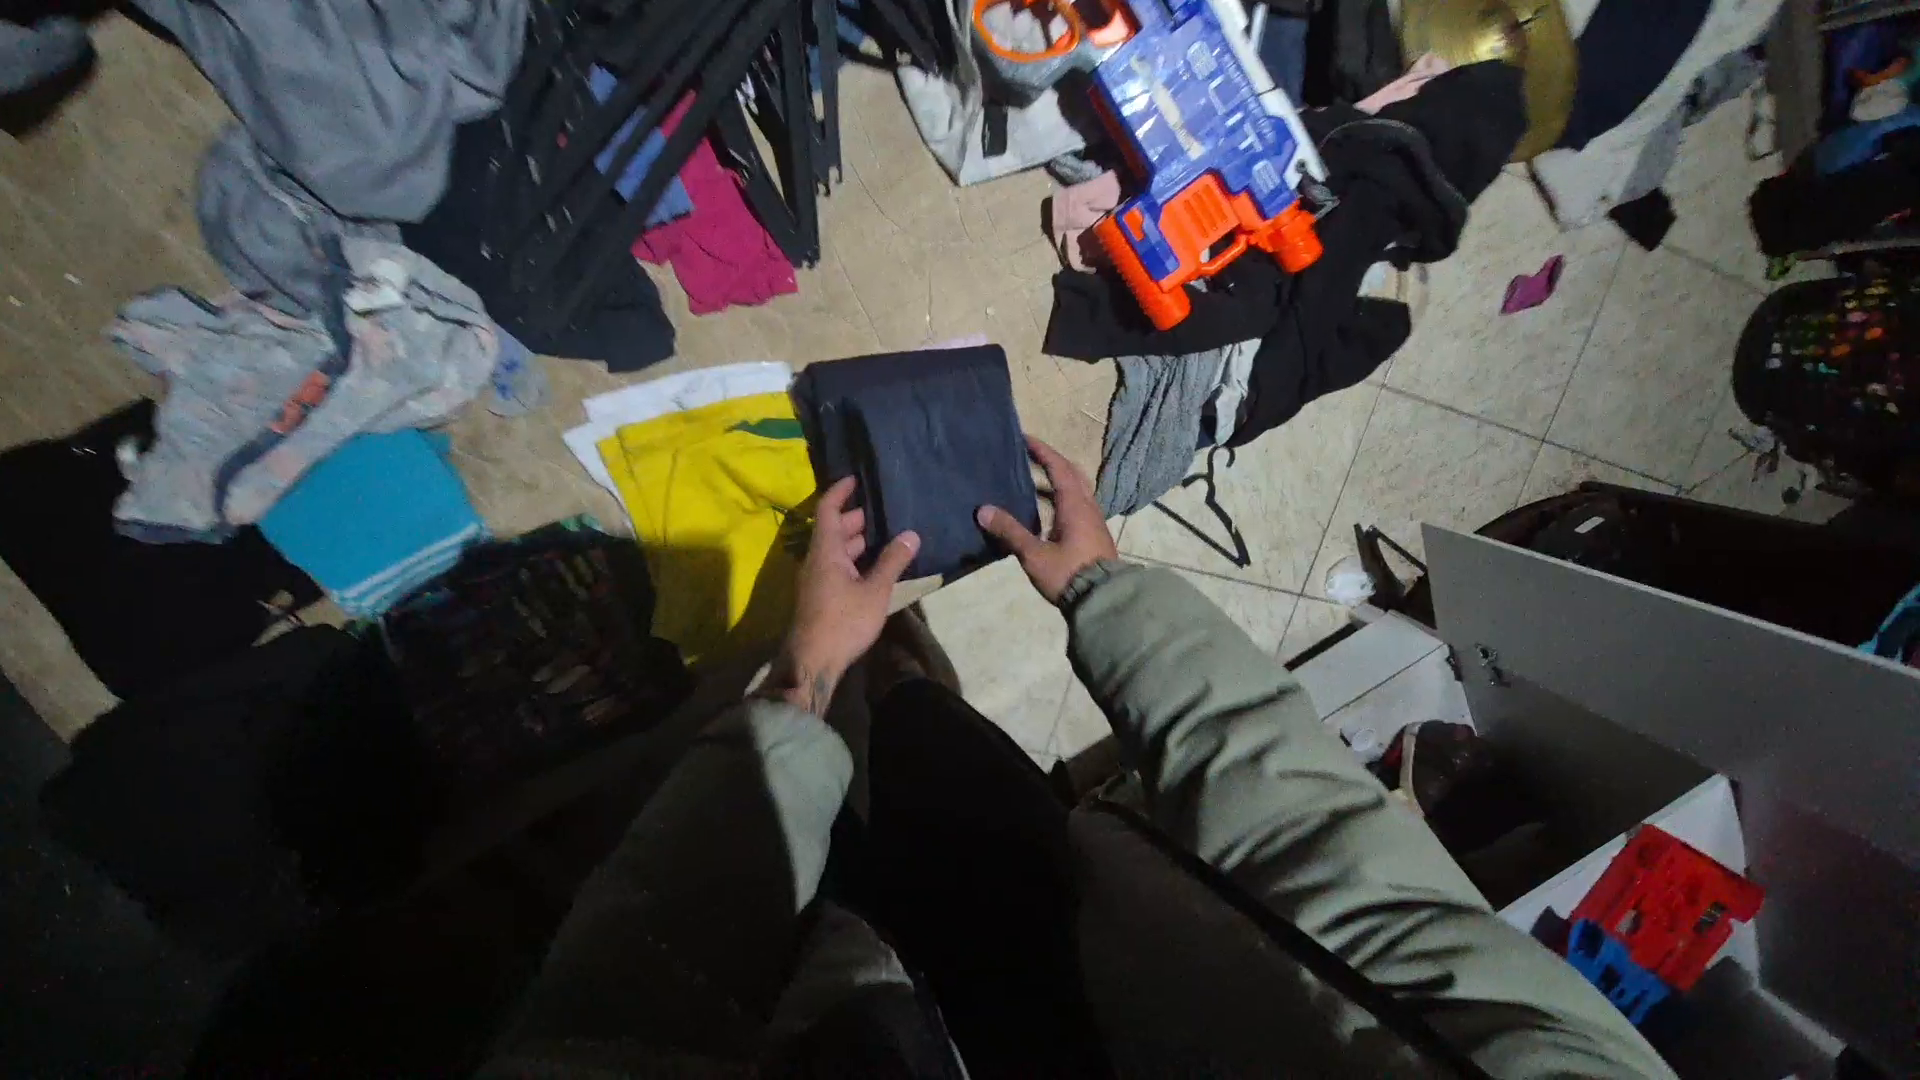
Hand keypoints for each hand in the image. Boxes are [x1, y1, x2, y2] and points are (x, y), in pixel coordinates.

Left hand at [764, 476, 919, 713]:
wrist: (812, 661)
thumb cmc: (843, 621)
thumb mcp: (874, 591)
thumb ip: (892, 562)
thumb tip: (911, 534)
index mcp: (825, 551)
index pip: (828, 509)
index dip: (840, 491)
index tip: (856, 479)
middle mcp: (816, 560)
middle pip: (832, 530)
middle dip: (854, 518)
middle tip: (880, 511)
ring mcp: (815, 579)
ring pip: (834, 550)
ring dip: (855, 541)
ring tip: (883, 535)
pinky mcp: (819, 596)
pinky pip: (835, 566)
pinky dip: (853, 559)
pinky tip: (872, 567)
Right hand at [977, 435, 1117, 603]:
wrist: (1103, 600)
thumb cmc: (1068, 573)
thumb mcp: (1034, 554)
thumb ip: (1010, 531)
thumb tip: (983, 510)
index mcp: (1074, 504)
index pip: (1058, 467)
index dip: (1042, 451)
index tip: (1025, 439)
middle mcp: (1087, 506)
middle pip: (1072, 474)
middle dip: (1052, 462)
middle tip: (1030, 456)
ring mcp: (1093, 521)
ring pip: (1076, 490)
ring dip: (1057, 482)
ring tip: (1032, 482)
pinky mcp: (1093, 535)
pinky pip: (1077, 506)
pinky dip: (1061, 499)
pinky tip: (1045, 513)